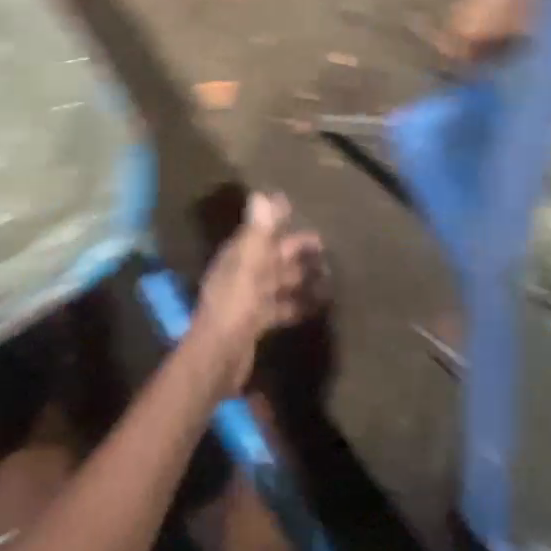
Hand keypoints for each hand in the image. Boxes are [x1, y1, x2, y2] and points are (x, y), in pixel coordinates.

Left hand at [190, 192, 326, 396]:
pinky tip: (318, 305)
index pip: (259, 232)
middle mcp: (241, 274)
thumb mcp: (248, 266)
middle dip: (295, 251)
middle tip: (326, 245)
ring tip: (330, 274)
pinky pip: (281, 307)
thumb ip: (258, 233)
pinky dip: (298, 304)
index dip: (275, 221)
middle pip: (272, 257)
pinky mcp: (257, 323)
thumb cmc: (235, 306)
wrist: (220, 356)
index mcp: (237, 257)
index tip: (295, 207)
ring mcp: (249, 300)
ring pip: (278, 282)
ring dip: (300, 277)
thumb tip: (262, 194)